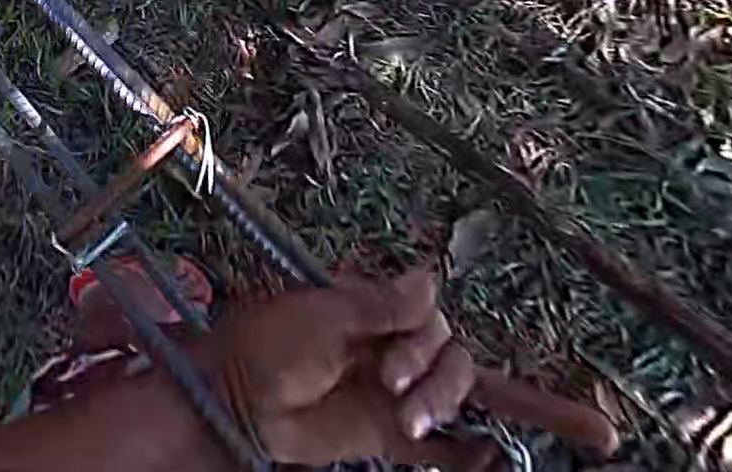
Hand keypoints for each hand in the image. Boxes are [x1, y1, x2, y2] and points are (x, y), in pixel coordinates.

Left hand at [209, 270, 618, 469]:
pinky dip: (473, 453)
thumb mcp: (321, 316)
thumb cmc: (270, 343)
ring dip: (444, 406)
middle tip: (395, 390)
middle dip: (436, 376)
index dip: (423, 340)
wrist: (240, 398)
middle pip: (450, 357)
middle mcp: (387, 346)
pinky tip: (490, 455)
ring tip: (409, 422)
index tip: (390, 363)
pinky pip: (448, 448)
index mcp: (369, 310)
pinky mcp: (390, 435)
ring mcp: (392, 391)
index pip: (429, 319)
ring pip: (454, 395)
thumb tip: (430, 278)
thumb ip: (380, 305)